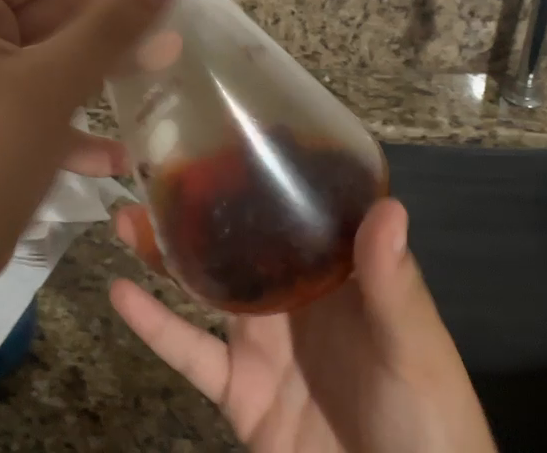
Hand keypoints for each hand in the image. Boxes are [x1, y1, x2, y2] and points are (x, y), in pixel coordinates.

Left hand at [0, 0, 179, 302]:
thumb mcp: (52, 85)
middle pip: (49, 10)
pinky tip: (120, 153)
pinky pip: (41, 106)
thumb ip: (109, 23)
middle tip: (175, 23)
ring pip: (52, 60)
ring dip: (103, 70)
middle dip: (110, 23)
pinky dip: (77, 122)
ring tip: (166, 71)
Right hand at [111, 199, 495, 452]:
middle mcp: (294, 300)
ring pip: (203, 287)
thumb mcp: (415, 350)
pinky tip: (119, 293)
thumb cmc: (427, 420)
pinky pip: (189, 352)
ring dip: (163, 254)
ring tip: (123, 217)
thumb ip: (394, 286)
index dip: (265, 169)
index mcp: (338, 275)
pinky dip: (154, 325)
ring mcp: (263, 345)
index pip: (298, 208)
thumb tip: (389, 205)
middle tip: (152, 170)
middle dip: (196, 207)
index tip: (226, 127)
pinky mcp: (239, 391)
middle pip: (237, 242)